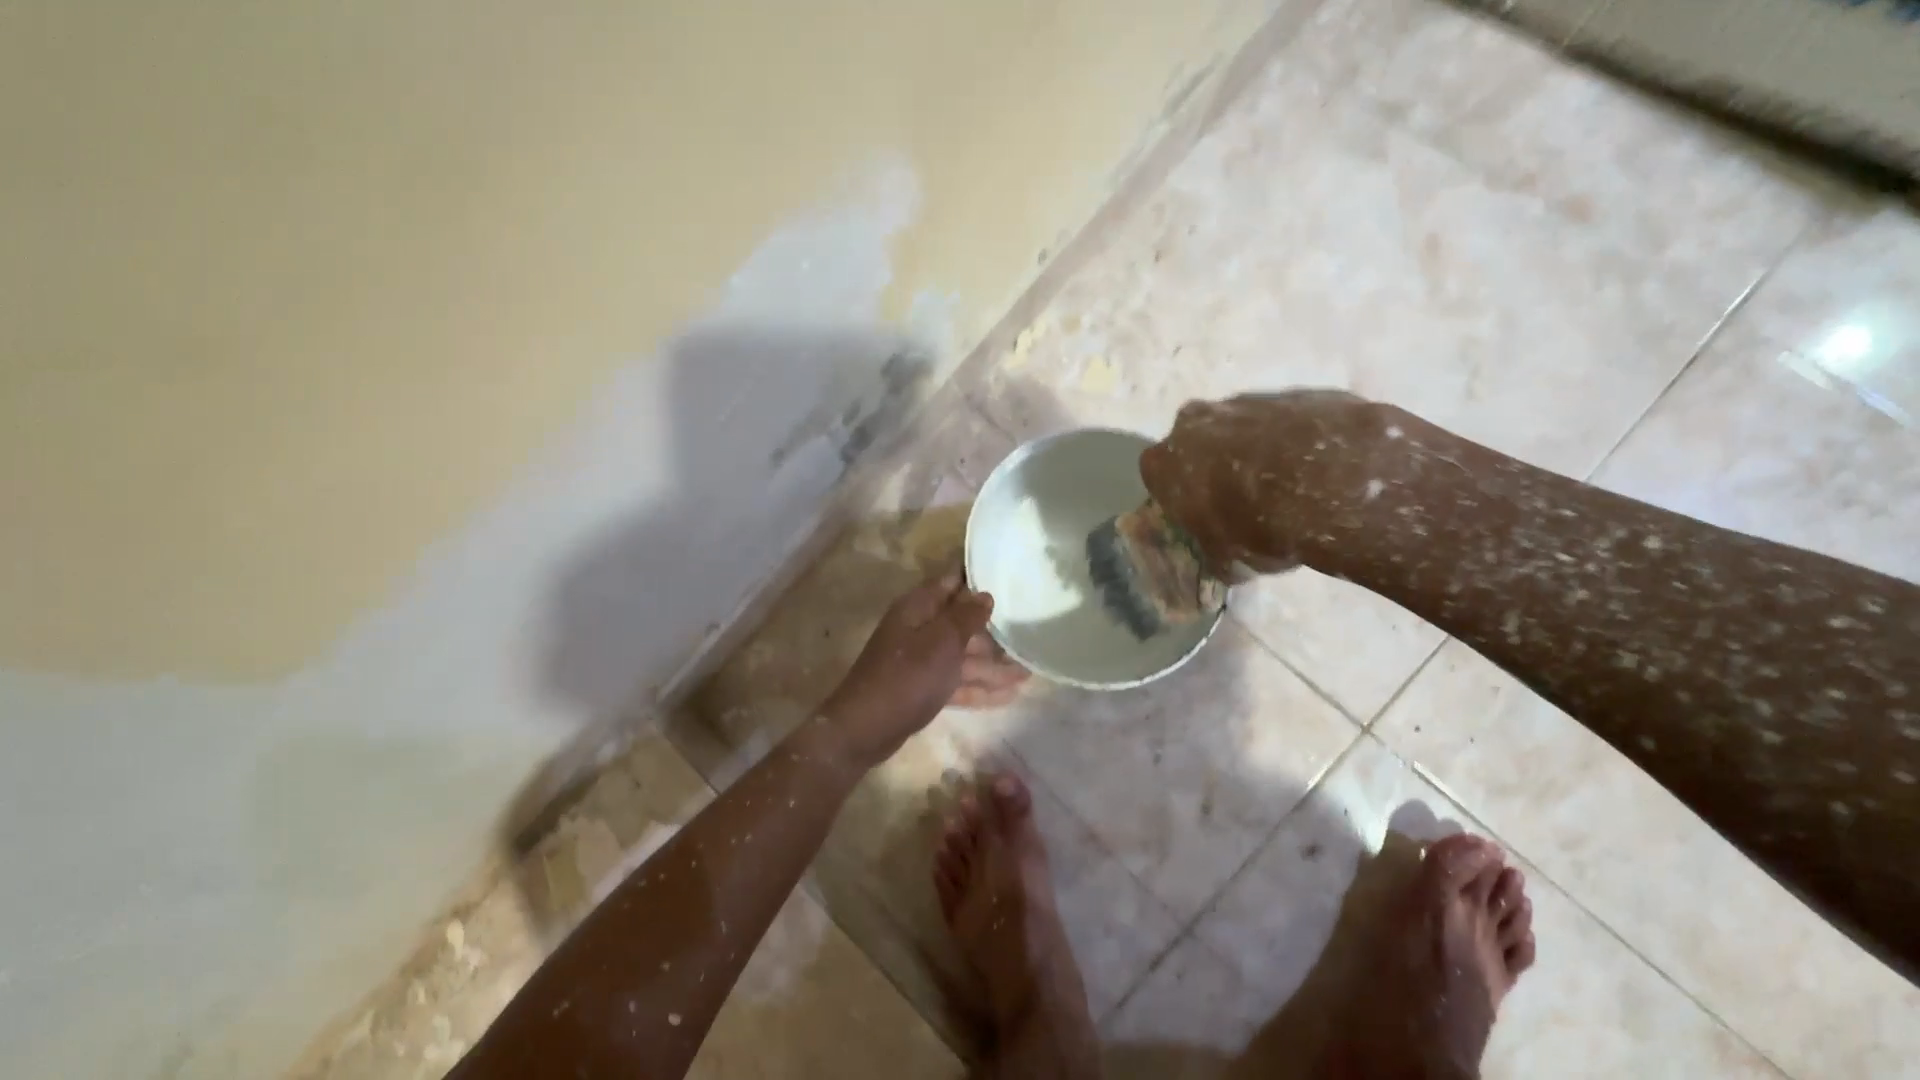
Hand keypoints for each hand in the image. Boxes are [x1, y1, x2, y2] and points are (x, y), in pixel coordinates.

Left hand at [819, 568, 1018, 768]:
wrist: (867, 728)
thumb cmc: (906, 676)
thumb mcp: (941, 642)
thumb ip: (965, 617)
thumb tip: (984, 594)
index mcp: (918, 608)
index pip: (951, 583)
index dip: (978, 579)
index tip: (1010, 578)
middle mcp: (919, 629)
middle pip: (961, 623)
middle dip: (994, 630)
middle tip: (1030, 632)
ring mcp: (921, 660)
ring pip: (962, 656)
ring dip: (993, 665)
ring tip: (1029, 673)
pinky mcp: (923, 688)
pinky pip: (956, 682)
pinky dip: (979, 687)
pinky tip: (1009, 695)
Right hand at [1138, 390, 1393, 572]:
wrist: (1325, 482)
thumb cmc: (1256, 528)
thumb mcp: (1229, 561)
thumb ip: (1219, 555)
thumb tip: (1226, 563)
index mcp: (1163, 462)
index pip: (1159, 479)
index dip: (1181, 498)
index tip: (1202, 515)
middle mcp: (1192, 423)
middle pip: (1198, 444)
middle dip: (1216, 465)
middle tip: (1243, 497)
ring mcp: (1242, 401)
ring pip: (1241, 429)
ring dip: (1257, 450)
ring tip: (1288, 484)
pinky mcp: (1290, 394)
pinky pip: (1284, 421)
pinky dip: (1293, 440)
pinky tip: (1315, 468)